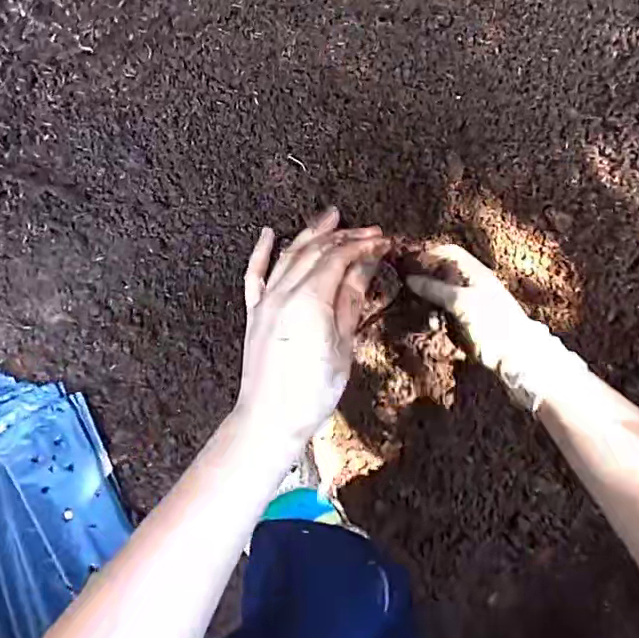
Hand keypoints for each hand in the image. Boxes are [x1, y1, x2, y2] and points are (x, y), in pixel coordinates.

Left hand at [237, 208, 387, 446]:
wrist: (269, 420)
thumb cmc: (312, 391)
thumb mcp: (342, 345)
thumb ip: (350, 300)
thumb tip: (365, 266)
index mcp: (309, 300)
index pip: (339, 258)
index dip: (363, 246)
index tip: (383, 241)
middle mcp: (284, 293)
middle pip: (316, 251)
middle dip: (345, 236)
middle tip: (370, 230)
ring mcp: (266, 301)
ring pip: (290, 255)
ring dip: (312, 233)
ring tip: (331, 217)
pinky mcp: (255, 312)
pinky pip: (255, 274)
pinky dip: (262, 252)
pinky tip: (269, 233)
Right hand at [406, 243, 584, 411]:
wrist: (516, 357)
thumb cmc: (493, 323)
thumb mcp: (461, 302)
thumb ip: (435, 288)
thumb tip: (410, 278)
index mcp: (475, 273)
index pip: (449, 252)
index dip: (430, 254)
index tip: (409, 264)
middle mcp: (472, 284)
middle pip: (443, 273)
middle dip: (425, 279)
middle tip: (406, 287)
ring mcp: (469, 304)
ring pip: (441, 295)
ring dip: (428, 300)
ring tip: (418, 309)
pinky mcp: (466, 323)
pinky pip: (444, 314)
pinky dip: (435, 316)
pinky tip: (431, 324)